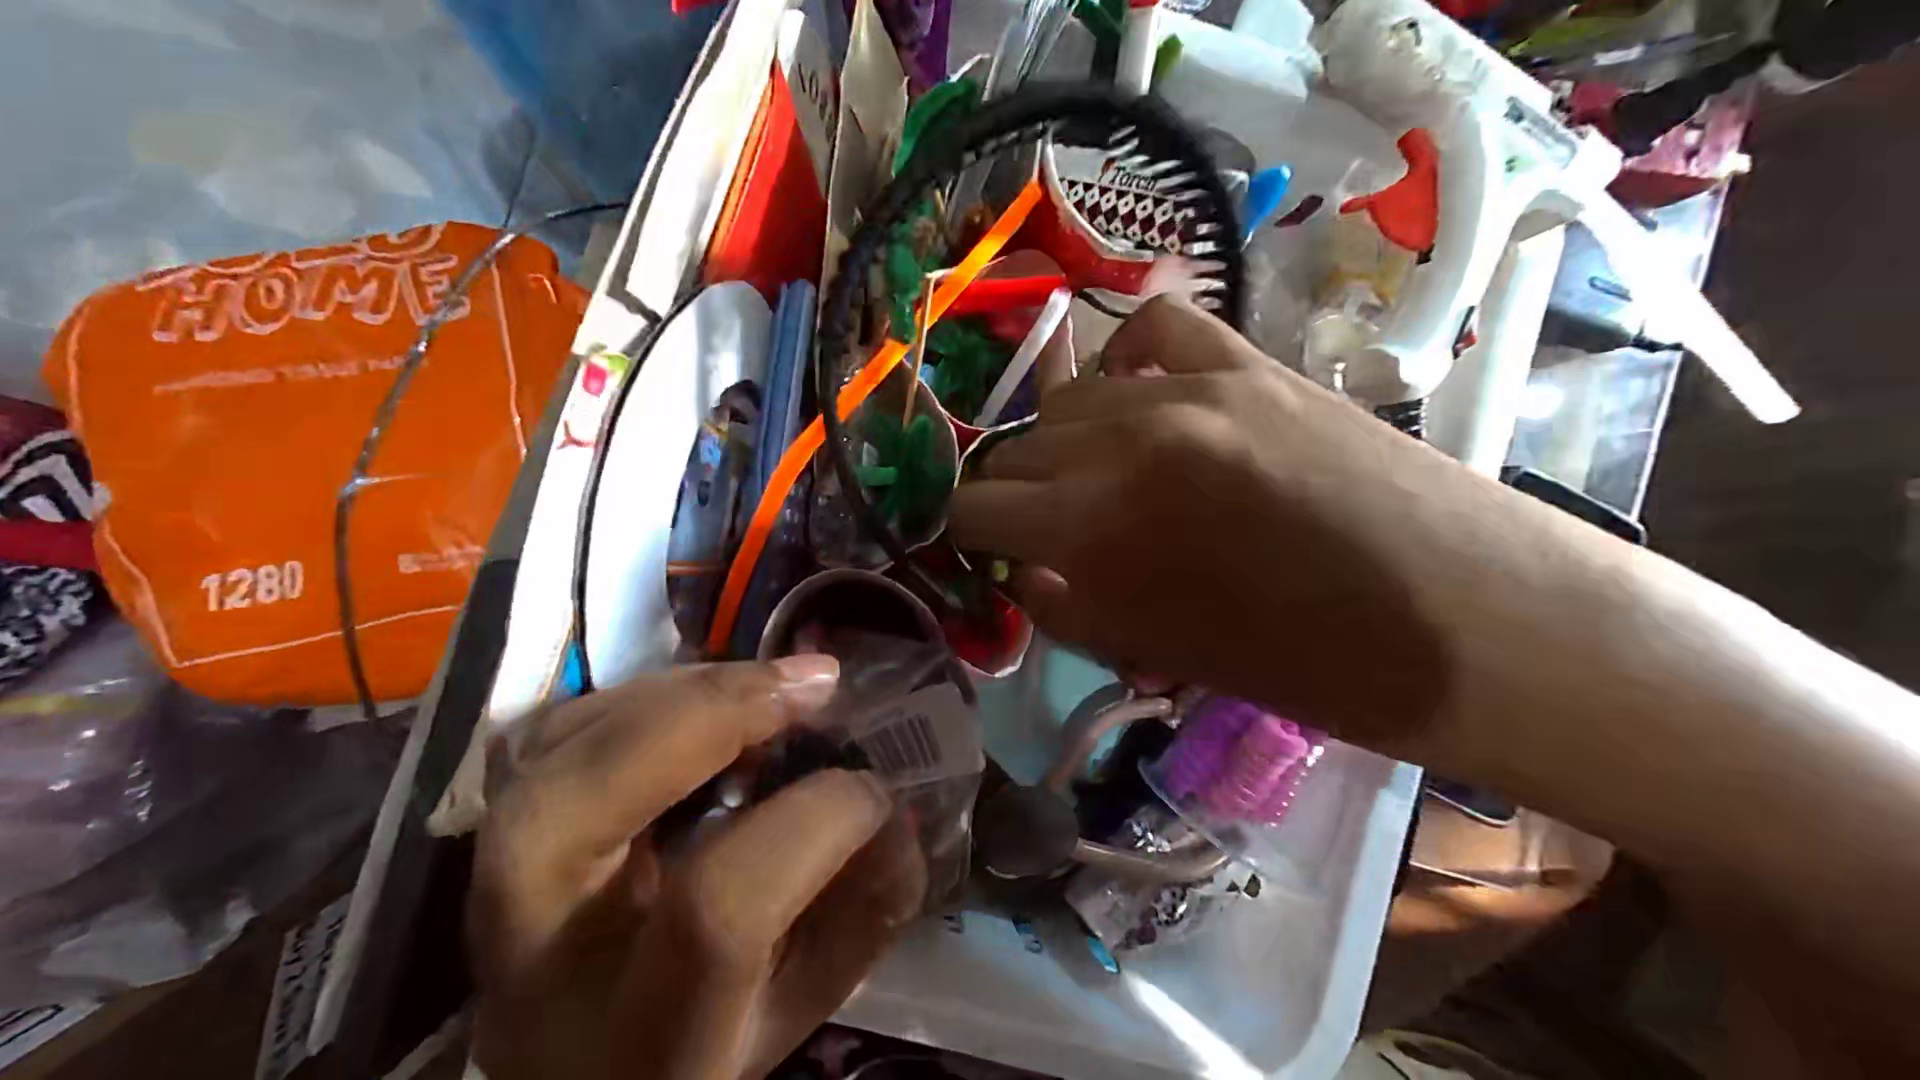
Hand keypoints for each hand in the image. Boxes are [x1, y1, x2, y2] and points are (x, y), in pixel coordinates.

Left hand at [468, 658, 924, 1079]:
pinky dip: (649, 693)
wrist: (579, 1064)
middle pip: (575, 802)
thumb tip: (895, 809)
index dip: (814, 823)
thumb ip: (861, 916)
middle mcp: (531, 959)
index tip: (874, 788)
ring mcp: (489, 883)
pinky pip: (559, 725)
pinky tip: (713, 694)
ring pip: (555, 744)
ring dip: (684, 690)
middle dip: (711, 715)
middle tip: (815, 685)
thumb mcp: (801, 1003)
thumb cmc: (701, 1040)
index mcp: (636, 1040)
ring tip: (772, 683)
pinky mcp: (493, 828)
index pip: (716, 909)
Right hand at [950, 295, 1483, 744]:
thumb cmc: (1308, 668)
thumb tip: (1021, 568)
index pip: (976, 507)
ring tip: (1096, 476)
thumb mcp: (1158, 654)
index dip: (968, 533)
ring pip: (1070, 396)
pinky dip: (1128, 364)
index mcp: (1095, 523)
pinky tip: (1137, 398)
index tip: (985, 551)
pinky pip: (1156, 330)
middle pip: (1015, 448)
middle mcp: (1124, 438)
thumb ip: (1067, 606)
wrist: (1471, 620)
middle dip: (1013, 495)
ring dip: (1063, 443)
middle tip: (1042, 528)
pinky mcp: (1249, 362)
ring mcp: (1191, 387)